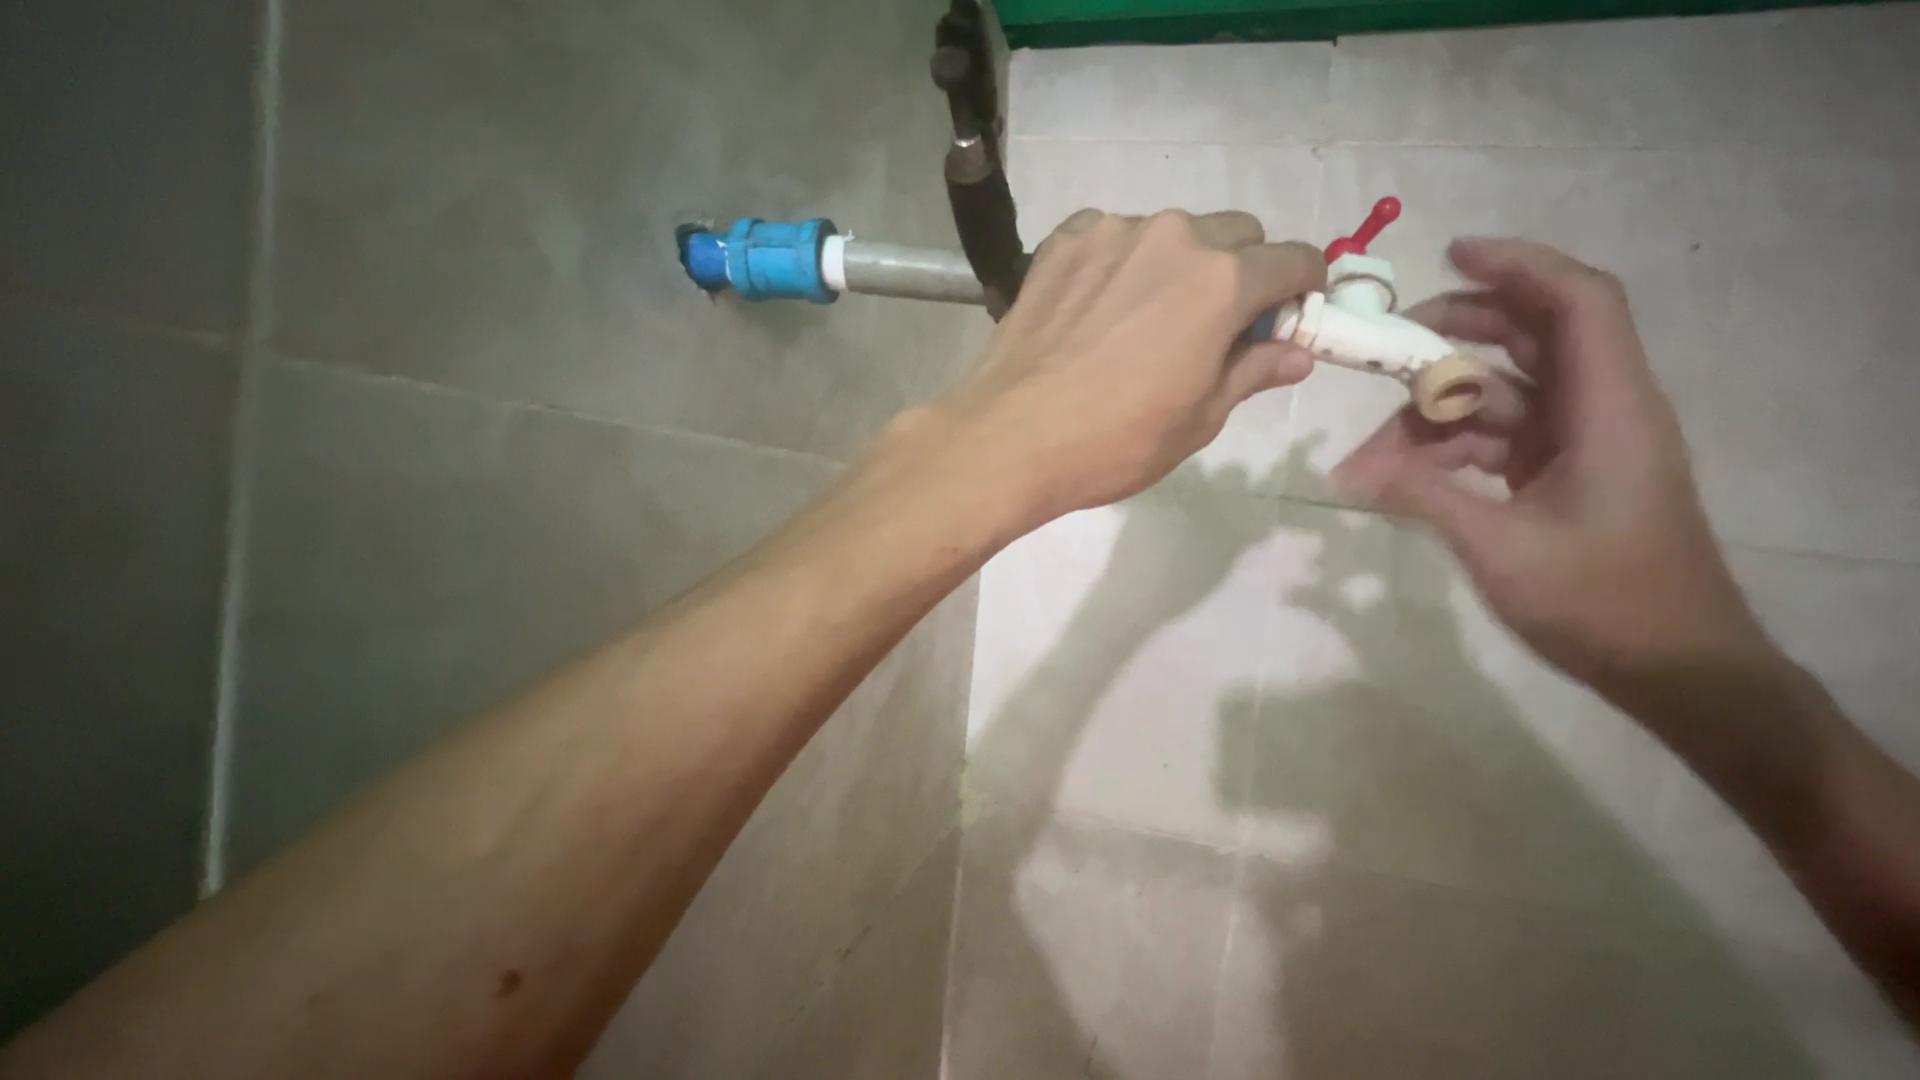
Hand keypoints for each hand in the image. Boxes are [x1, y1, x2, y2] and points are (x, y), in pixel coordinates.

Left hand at [923, 209, 1323, 524]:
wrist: (1010, 438)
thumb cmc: (1115, 442)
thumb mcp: (1199, 419)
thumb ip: (1252, 372)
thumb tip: (1296, 353)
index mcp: (1222, 281)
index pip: (1294, 260)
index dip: (1302, 290)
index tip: (1288, 318)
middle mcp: (1173, 237)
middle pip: (1236, 234)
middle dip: (1243, 272)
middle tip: (1216, 325)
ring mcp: (1111, 233)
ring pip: (1172, 232)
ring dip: (1178, 264)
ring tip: (1145, 319)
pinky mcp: (1062, 242)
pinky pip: (1111, 236)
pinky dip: (1120, 261)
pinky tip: (1099, 306)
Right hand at [1334, 238, 1771, 694]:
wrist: (1675, 668)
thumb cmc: (1602, 602)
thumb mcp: (1501, 548)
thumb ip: (1425, 497)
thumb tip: (1347, 472)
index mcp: (1608, 409)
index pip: (1575, 304)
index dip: (1517, 267)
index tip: (1449, 256)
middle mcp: (1599, 411)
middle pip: (1531, 340)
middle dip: (1456, 335)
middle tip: (1386, 347)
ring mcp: (1579, 446)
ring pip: (1500, 399)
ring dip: (1433, 417)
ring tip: (1367, 457)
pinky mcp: (1561, 478)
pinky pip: (1494, 443)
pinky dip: (1446, 454)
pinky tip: (1398, 482)